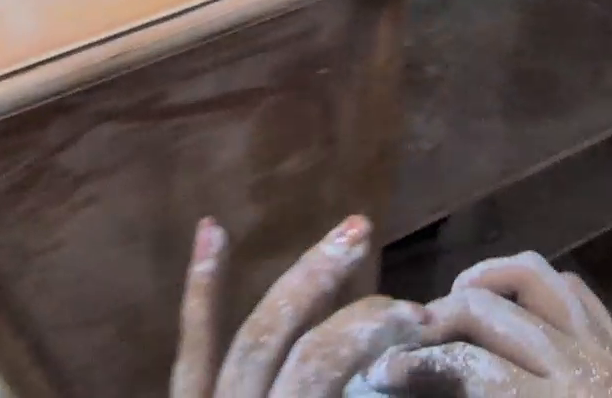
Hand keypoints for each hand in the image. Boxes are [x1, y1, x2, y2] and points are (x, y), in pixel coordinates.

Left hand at [171, 215, 434, 397]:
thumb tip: (385, 386)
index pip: (323, 371)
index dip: (372, 336)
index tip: (420, 322)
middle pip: (305, 351)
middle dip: (357, 307)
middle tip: (404, 278)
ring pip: (258, 334)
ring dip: (307, 277)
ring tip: (353, 229)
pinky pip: (191, 348)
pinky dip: (203, 289)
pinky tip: (214, 228)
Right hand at [362, 252, 611, 397]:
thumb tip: (426, 388)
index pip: (471, 367)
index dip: (418, 365)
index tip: (383, 369)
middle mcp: (581, 367)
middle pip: (488, 309)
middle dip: (439, 317)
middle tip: (413, 335)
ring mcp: (605, 345)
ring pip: (530, 273)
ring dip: (485, 279)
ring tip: (459, 301)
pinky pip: (569, 285)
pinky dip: (533, 286)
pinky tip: (513, 306)